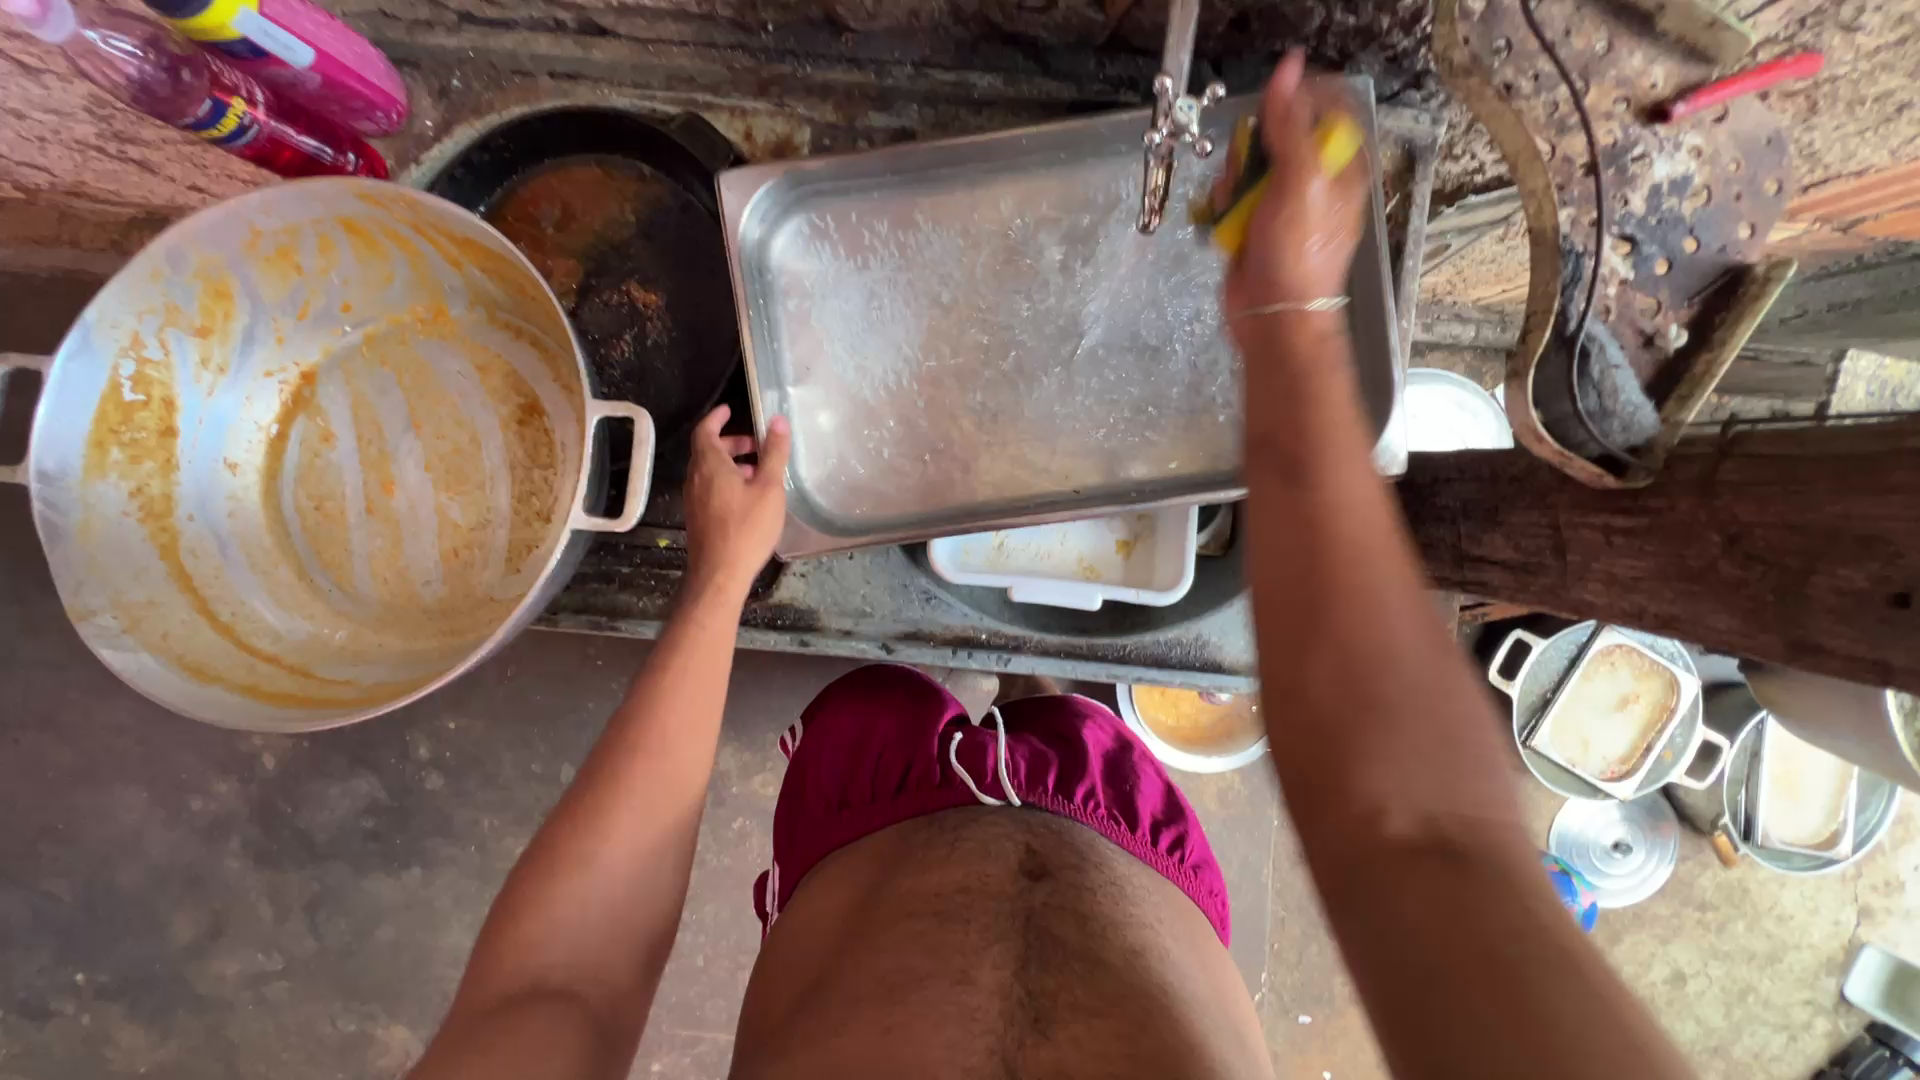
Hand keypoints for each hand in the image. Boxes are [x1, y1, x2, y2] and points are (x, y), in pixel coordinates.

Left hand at [683, 405, 791, 599]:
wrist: (720, 573)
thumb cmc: (746, 528)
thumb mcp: (768, 488)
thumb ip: (773, 453)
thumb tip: (777, 421)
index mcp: (709, 465)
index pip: (705, 430)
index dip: (716, 418)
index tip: (730, 410)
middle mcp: (696, 478)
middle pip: (708, 450)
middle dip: (731, 442)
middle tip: (756, 444)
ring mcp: (694, 499)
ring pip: (709, 470)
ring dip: (730, 463)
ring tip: (757, 471)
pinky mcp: (698, 516)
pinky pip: (710, 487)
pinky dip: (726, 480)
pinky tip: (748, 497)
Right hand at [1215, 49, 1370, 352]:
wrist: (1272, 315)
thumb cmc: (1297, 253)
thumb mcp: (1300, 181)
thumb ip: (1289, 125)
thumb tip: (1287, 69)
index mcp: (1340, 165)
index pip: (1322, 109)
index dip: (1293, 102)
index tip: (1266, 114)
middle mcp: (1313, 180)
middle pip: (1278, 135)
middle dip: (1254, 144)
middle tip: (1247, 165)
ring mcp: (1280, 204)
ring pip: (1250, 165)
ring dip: (1234, 175)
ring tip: (1232, 198)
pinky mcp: (1252, 225)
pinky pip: (1233, 196)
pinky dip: (1223, 201)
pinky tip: (1221, 215)